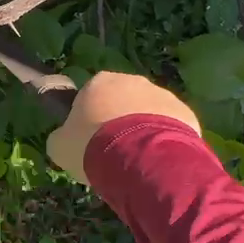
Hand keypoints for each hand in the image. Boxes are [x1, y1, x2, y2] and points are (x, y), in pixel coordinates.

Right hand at [46, 71, 200, 183]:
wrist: (139, 158)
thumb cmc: (91, 146)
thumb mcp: (59, 147)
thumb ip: (61, 137)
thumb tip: (64, 139)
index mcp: (98, 82)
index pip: (90, 96)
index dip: (88, 119)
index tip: (88, 140)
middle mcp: (132, 80)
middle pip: (122, 101)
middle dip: (118, 122)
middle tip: (113, 152)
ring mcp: (162, 94)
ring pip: (149, 113)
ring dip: (142, 131)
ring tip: (137, 161)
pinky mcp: (184, 113)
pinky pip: (171, 127)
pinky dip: (164, 141)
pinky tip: (157, 162)